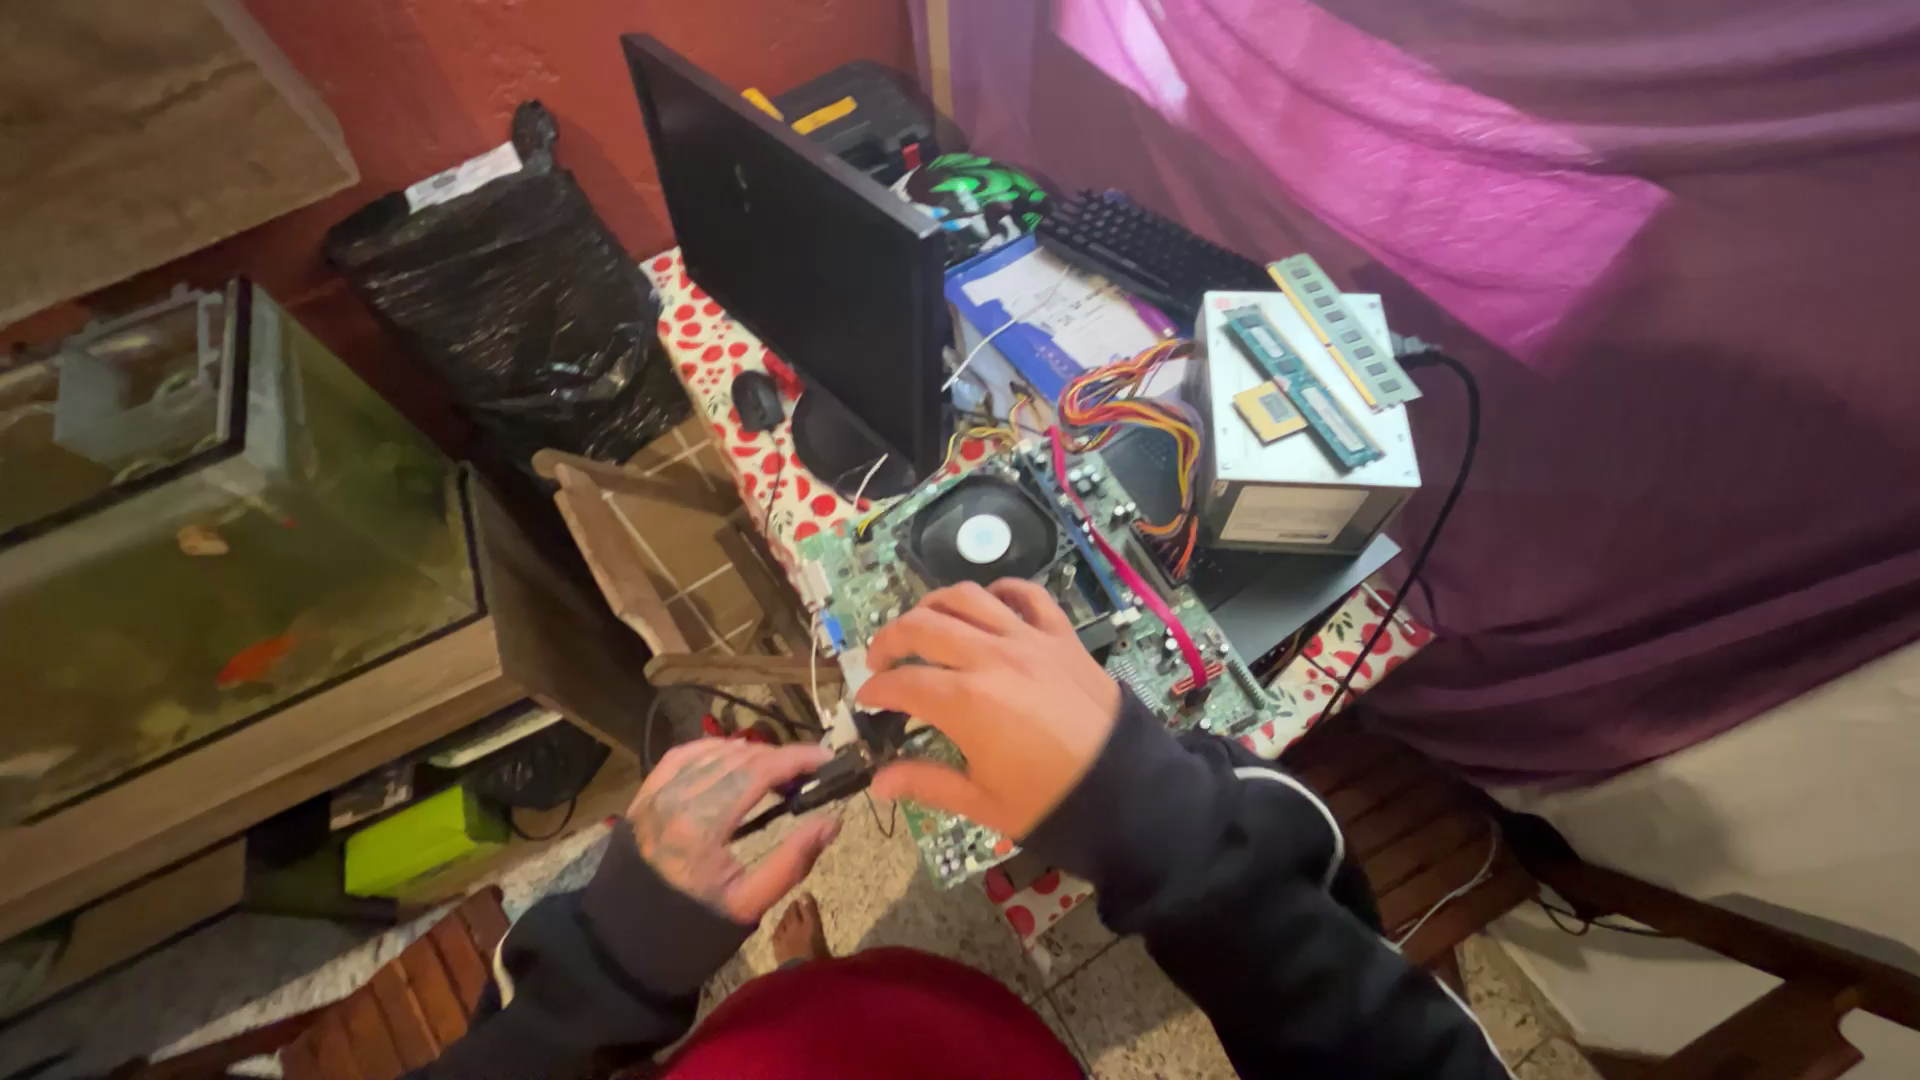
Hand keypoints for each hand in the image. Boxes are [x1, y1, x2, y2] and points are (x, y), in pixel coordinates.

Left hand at [627, 739, 841, 923]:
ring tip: (777, 770)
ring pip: (715, 750)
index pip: (760, 771)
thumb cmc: (692, 932)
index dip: (798, 758)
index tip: (827, 757)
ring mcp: (657, 792)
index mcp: (704, 826)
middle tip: (809, 771)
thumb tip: (832, 821)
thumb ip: (793, 861)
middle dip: (781, 756)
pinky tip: (734, 758)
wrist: (622, 950)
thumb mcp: (748, 906)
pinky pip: (685, 754)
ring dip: (752, 753)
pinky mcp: (645, 794)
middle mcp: (678, 798)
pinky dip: (715, 749)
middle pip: (741, 756)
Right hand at [856, 580, 1120, 837]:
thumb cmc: (1050, 801)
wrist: (1127, 790)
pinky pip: (1027, 595)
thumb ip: (926, 783)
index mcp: (966, 701)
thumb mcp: (982, 802)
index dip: (877, 690)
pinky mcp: (1061, 635)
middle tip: (880, 659)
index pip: (903, 683)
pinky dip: (1002, 590)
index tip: (867, 699)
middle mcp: (991, 657)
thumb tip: (878, 783)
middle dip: (890, 639)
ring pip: (968, 598)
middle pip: (924, 626)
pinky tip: (989, 602)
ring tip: (923, 623)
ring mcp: (1028, 639)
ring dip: (935, 605)